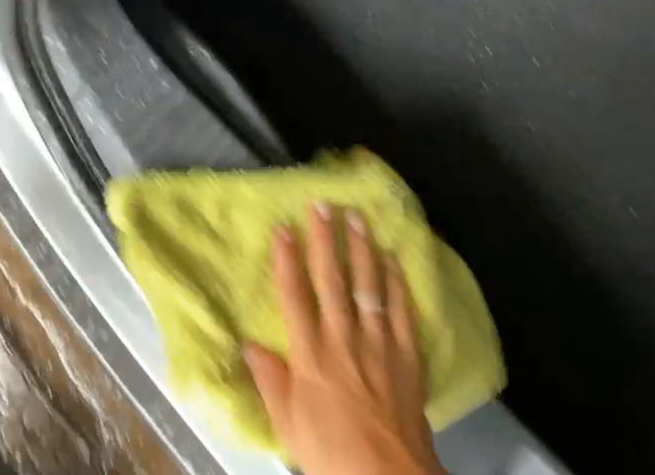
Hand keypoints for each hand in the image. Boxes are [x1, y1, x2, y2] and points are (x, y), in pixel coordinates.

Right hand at [244, 204, 444, 474]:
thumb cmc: (330, 453)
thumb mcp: (288, 423)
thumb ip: (270, 380)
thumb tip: (247, 344)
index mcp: (311, 355)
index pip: (295, 296)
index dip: (287, 260)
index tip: (283, 227)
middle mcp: (343, 340)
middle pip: (332, 281)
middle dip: (325, 240)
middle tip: (322, 204)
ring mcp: (378, 344)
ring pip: (369, 286)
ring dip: (361, 249)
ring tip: (357, 217)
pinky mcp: (407, 356)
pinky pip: (402, 311)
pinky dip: (398, 282)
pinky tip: (393, 258)